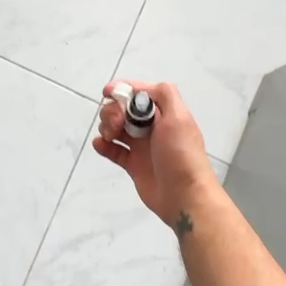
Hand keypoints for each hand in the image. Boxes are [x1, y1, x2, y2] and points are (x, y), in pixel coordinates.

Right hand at [94, 80, 220, 231]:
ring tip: (109, 137)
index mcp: (164, 114)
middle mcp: (152, 127)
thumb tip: (143, 89)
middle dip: (113, 111)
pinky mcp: (133, 164)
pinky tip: (101, 145)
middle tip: (116, 124)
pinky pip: (113, 150)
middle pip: (123, 109)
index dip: (123, 90)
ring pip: (115, 128)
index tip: (107, 93)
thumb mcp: (179, 118)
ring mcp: (142, 146)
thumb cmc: (182, 155)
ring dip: (106, 127)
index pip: (139, 93)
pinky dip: (103, 145)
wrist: (184, 196)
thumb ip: (165, 95)